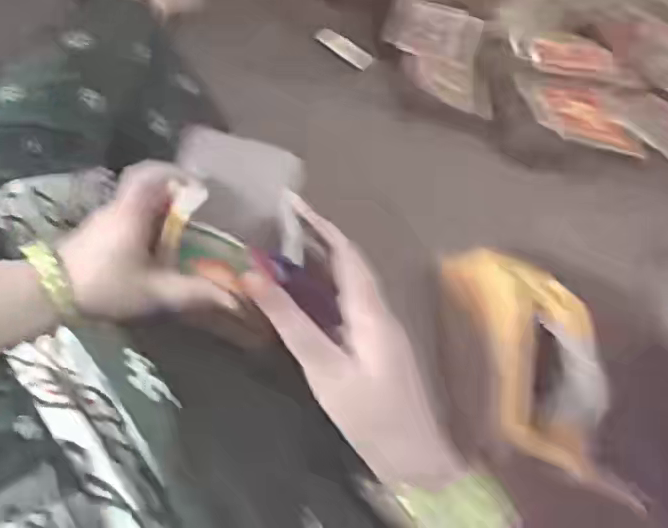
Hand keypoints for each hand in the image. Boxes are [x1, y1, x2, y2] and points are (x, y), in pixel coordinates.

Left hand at [59, 162, 239, 320]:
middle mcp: (117, 207)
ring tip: (181, 230)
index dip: (173, 171)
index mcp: (131, 211)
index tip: (197, 186)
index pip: (149, 173)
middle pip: (142, 183)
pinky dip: (144, 221)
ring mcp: (103, 217)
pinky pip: (125, 214)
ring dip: (156, 207)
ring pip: (133, 200)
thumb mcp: (154, 293)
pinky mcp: (96, 230)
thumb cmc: (106, 284)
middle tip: (194, 209)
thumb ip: (193, 292)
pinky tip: (156, 246)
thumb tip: (230, 297)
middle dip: (169, 191)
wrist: (53, 289)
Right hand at [243, 196, 468, 490]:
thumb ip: (288, 318)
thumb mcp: (322, 366)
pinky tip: (296, 287)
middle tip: (275, 218)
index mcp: (370, 311)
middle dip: (314, 235)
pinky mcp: (372, 344)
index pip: (345, 253)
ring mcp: (378, 329)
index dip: (319, 223)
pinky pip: (343, 299)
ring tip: (278, 243)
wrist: (417, 467)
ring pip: (345, 280)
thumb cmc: (370, 415)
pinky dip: (318, 283)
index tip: (289, 201)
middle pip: (347, 262)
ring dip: (315, 258)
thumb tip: (250, 272)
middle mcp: (378, 312)